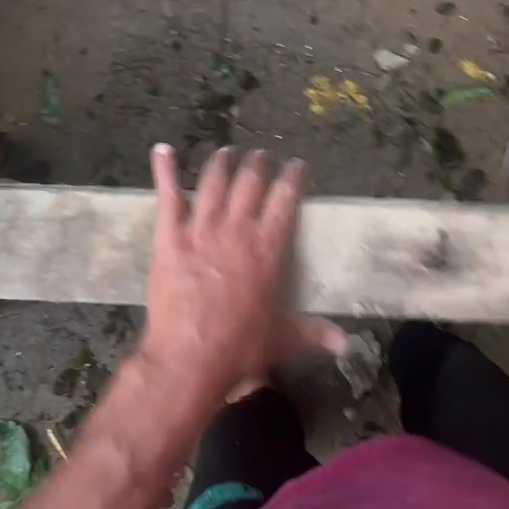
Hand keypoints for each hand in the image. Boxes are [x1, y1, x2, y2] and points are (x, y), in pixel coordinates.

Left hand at [138, 144, 342, 400]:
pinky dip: (164, 170)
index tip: (297, 165)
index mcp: (268, 247)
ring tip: (227, 151)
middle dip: (258, 163)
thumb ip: (314, 334)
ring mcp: (201, 229)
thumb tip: (345, 342)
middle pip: (250, 181)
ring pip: (213, 182)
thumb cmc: (240, 348)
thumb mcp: (284, 340)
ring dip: (222, 162)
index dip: (293, 176)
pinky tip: (163, 150)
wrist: (190, 359)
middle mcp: (237, 228)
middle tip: (261, 155)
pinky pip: (167, 197)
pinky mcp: (170, 238)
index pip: (286, 198)